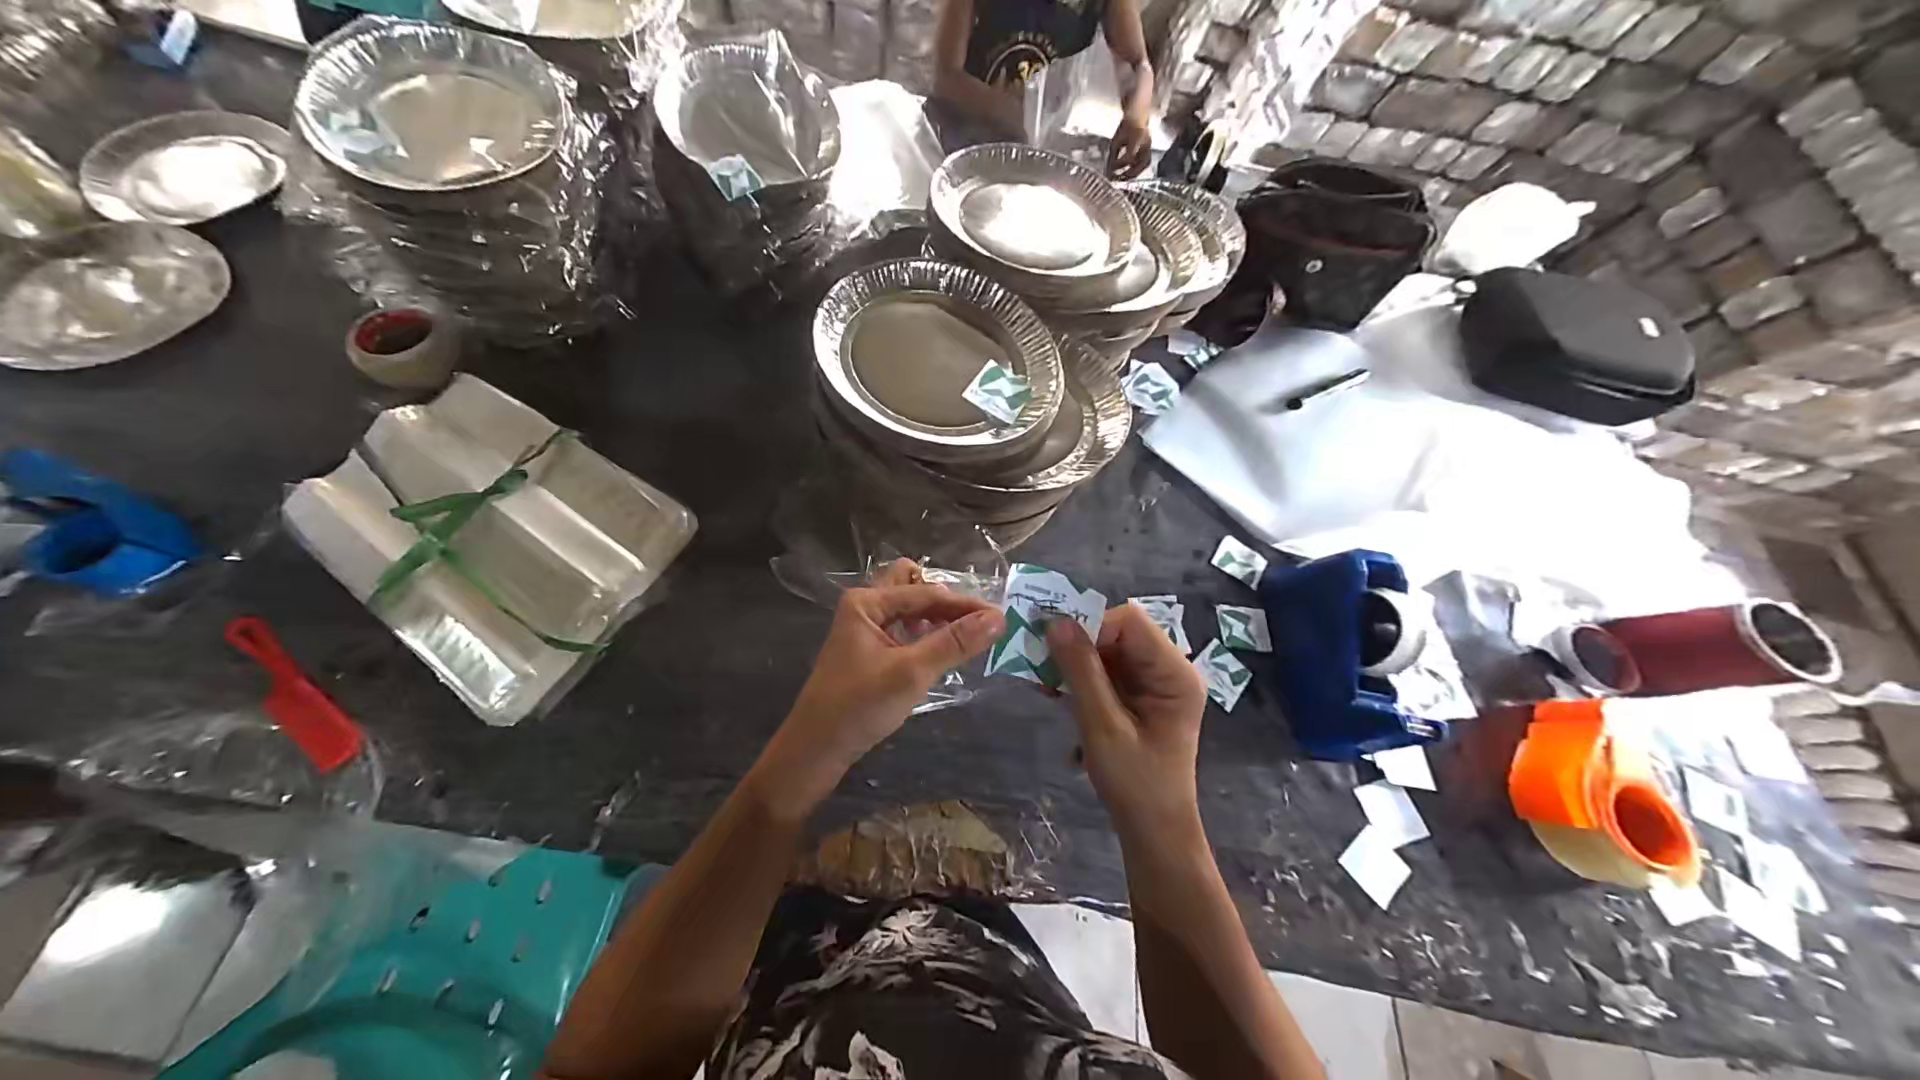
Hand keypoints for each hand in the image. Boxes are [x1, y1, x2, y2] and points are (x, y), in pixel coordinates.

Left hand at [753, 560, 1004, 814]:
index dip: (966, 604)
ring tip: (971, 636)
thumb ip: (954, 643)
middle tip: (982, 622)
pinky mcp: (870, 652)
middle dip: (949, 602)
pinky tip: (946, 651)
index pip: (927, 592)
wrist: (816, 750)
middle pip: (916, 589)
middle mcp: (865, 608)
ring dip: (939, 619)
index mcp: (867, 602)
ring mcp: (866, 630)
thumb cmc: (859, 706)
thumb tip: (998, 618)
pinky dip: (928, 635)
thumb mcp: (911, 672)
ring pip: (911, 611)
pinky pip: (906, 631)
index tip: (1001, 616)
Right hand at [1047, 604, 1206, 838]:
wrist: (1154, 831)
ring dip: (1075, 662)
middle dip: (1078, 643)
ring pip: (1108, 650)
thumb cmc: (1135, 783)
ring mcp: (1155, 682)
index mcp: (1175, 673)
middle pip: (1119, 633)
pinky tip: (1057, 693)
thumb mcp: (1103, 726)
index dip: (1091, 626)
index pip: (1130, 622)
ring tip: (1045, 682)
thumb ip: (1081, 671)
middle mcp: (1170, 669)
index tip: (1054, 647)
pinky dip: (1080, 678)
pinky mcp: (1139, 696)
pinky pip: (1107, 670)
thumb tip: (1055, 622)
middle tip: (1041, 661)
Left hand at [1108, 113, 1151, 178]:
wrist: (1138, 117)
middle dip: (1128, 173)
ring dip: (1134, 173)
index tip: (1111, 168)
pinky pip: (1145, 163)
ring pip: (1144, 164)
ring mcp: (1150, 147)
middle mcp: (1146, 143)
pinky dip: (1137, 170)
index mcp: (1137, 137)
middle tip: (1118, 179)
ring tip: (1124, 179)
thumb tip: (1109, 172)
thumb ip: (1113, 156)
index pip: (1130, 156)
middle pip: (1140, 163)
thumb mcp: (1116, 141)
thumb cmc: (1125, 129)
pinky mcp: (1150, 150)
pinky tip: (1129, 174)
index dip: (1120, 164)